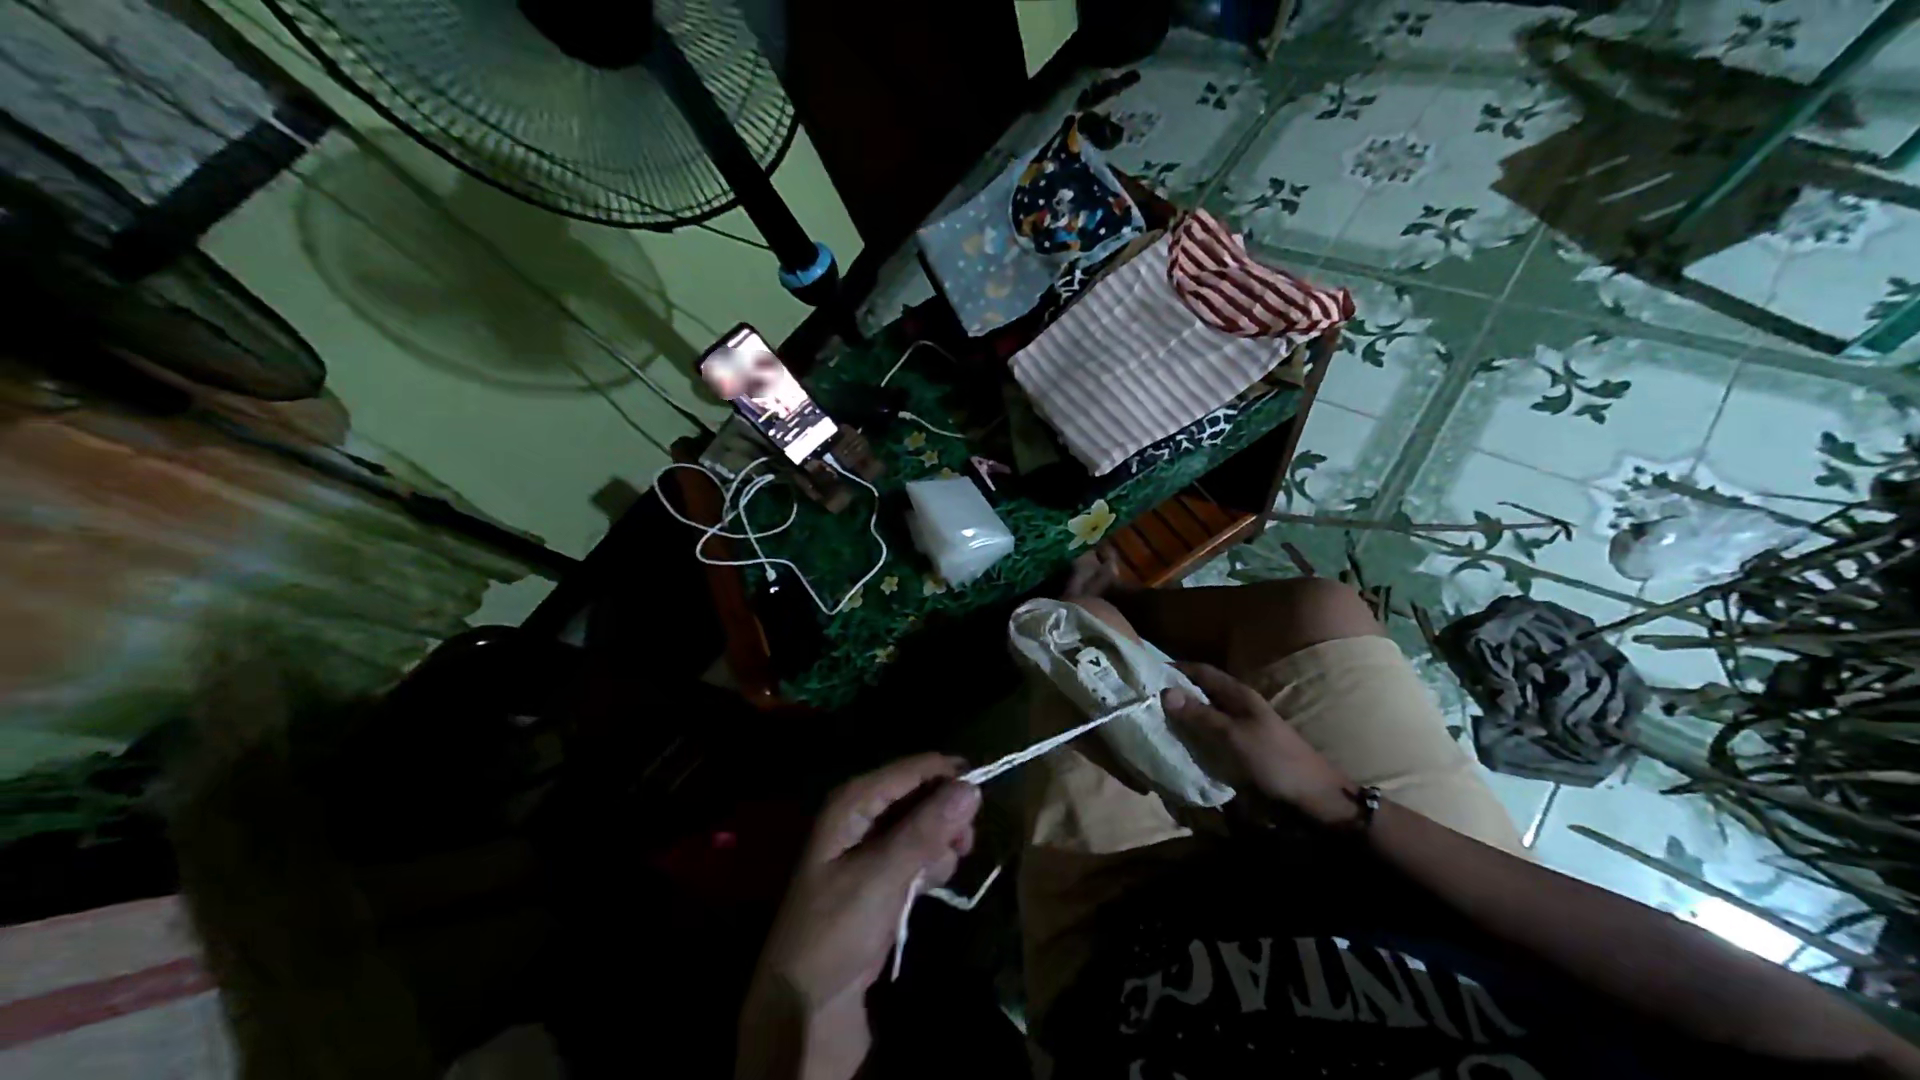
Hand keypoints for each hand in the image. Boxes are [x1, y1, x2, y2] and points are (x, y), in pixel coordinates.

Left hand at [737, 754, 980, 1079]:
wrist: (807, 1000)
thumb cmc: (836, 929)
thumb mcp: (881, 876)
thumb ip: (926, 830)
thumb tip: (971, 788)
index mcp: (853, 803)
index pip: (911, 770)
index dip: (947, 775)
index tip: (984, 793)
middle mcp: (863, 814)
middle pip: (922, 794)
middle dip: (946, 816)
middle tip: (962, 845)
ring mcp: (874, 845)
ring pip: (927, 824)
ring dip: (941, 845)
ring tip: (937, 874)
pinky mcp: (885, 874)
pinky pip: (921, 852)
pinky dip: (932, 864)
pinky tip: (930, 886)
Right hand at [1162, 661, 1357, 825]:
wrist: (1313, 797)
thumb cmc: (1275, 760)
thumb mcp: (1234, 736)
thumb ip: (1200, 715)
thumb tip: (1165, 691)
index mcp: (1238, 695)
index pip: (1202, 671)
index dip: (1176, 668)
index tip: (1147, 672)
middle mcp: (1237, 706)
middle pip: (1201, 692)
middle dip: (1174, 693)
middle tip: (1144, 699)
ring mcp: (1239, 728)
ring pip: (1203, 714)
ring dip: (1181, 716)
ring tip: (1152, 720)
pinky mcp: (1239, 748)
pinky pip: (1208, 736)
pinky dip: (1191, 736)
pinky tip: (1175, 744)